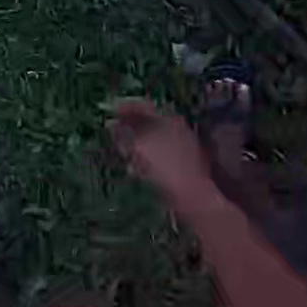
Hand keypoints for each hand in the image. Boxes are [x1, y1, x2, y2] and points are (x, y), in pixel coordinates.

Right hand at [108, 99, 228, 219]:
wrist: (195, 200)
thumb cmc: (166, 167)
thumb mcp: (139, 146)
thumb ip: (124, 133)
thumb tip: (112, 126)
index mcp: (169, 120)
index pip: (144, 106)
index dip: (125, 107)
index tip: (111, 112)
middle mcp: (178, 130)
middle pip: (149, 122)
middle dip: (130, 126)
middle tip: (114, 130)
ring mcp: (182, 148)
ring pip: (153, 139)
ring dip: (136, 142)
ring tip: (122, 150)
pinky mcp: (182, 166)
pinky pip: (159, 155)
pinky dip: (145, 157)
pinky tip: (135, 167)